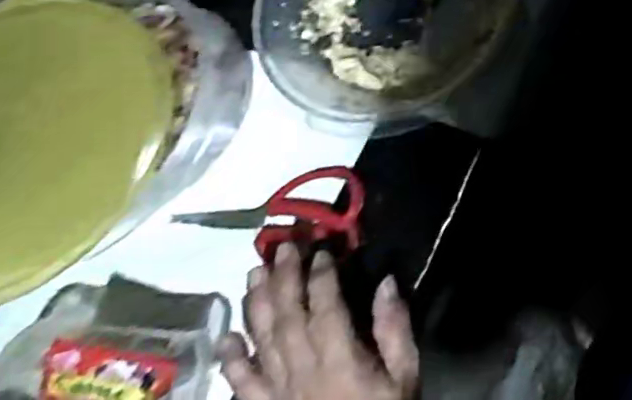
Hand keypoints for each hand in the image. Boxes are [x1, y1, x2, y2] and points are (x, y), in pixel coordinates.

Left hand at [217, 244, 419, 399]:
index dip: (321, 275)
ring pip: (261, 343)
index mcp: (340, 360)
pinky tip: (226, 337)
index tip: (321, 249)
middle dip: (284, 278)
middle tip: (282, 245)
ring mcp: (278, 396)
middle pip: (287, 318)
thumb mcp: (405, 377)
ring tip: (253, 273)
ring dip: (256, 305)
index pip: (324, 307)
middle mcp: (302, 373)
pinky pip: (243, 387)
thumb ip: (394, 328)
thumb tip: (384, 282)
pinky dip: (231, 362)